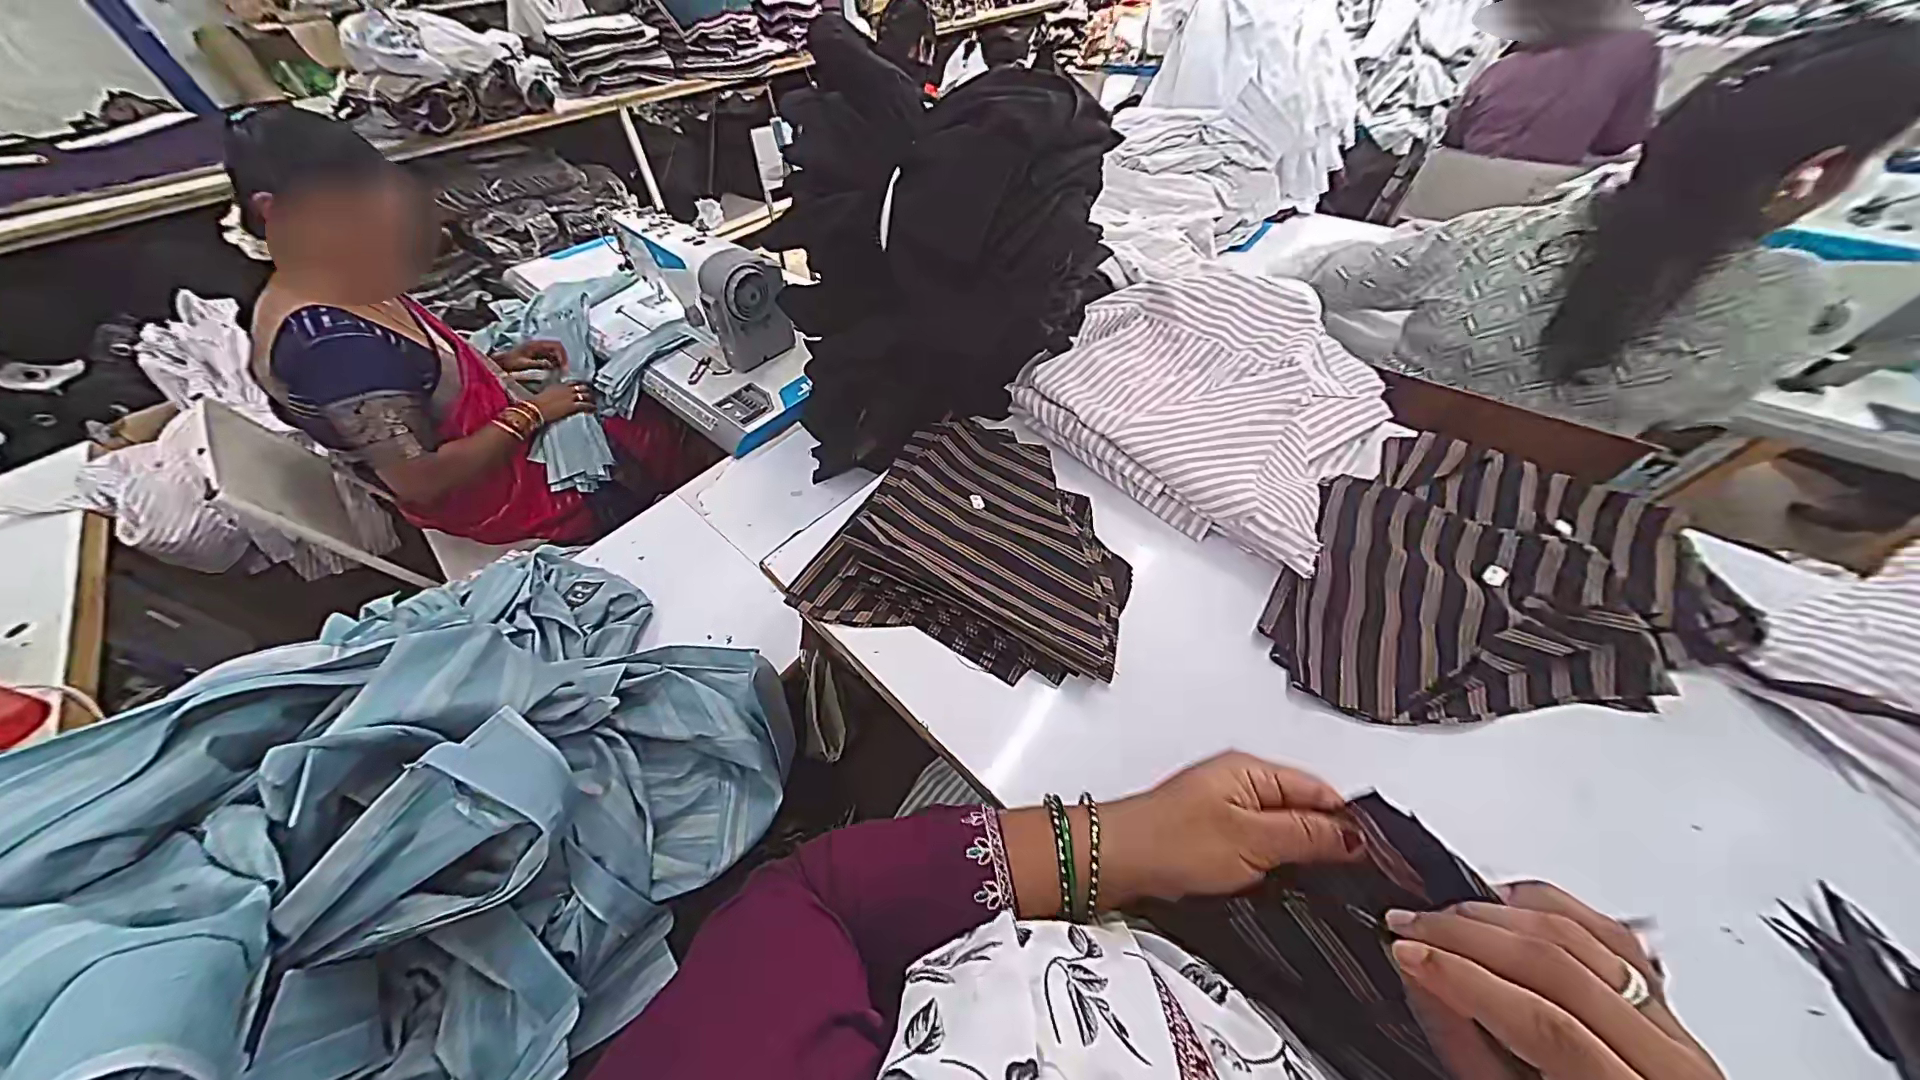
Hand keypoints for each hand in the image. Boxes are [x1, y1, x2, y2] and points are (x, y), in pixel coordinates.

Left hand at [497, 339, 567, 372]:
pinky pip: (550, 357)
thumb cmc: (509, 362)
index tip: (565, 367)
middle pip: (558, 349)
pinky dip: (554, 363)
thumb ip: (540, 363)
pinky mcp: (536, 354)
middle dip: (563, 360)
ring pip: (555, 353)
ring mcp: (537, 349)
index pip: (557, 345)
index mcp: (536, 344)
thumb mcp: (524, 363)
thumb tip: (554, 366)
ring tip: (559, 372)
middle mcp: (538, 344)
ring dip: (559, 362)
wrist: (498, 362)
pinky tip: (552, 371)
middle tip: (564, 371)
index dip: (564, 355)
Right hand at [526, 382, 595, 424]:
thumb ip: (552, 392)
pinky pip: (585, 405)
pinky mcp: (572, 406)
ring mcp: (569, 397)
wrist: (533, 410)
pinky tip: (594, 409)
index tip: (585, 389)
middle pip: (582, 387)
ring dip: (592, 399)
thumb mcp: (544, 394)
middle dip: (589, 391)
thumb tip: (556, 396)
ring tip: (595, 403)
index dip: (581, 386)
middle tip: (593, 396)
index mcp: (557, 385)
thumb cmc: (535, 404)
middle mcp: (565, 389)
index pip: (573, 383)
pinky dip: (591, 407)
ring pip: (586, 395)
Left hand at [1099, 752, 1363, 905]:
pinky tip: (1275, 883)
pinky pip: (1261, 845)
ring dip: (1299, 856)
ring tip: (1306, 882)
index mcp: (1249, 769)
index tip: (1373, 858)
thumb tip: (1354, 835)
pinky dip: (1273, 864)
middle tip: (1343, 878)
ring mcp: (1227, 808)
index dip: (1350, 823)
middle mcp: (1239, 782)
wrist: (1119, 860)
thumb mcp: (1251, 839)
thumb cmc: (1168, 840)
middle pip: (1304, 809)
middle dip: (1326, 841)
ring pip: (1284, 830)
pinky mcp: (1216, 832)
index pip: (1320, 789)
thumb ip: (1307, 835)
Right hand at [1391, 881, 1722, 1079]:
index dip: (1465, 980)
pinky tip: (1496, 902)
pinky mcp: (1660, 997)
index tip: (1404, 951)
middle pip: (1557, 966)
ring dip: (1488, 912)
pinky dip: (1542, 903)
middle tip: (1405, 923)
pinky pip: (1604, 929)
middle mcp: (1672, 1062)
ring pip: (1576, 934)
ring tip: (1437, 915)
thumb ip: (1465, 1046)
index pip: (1549, 1026)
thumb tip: (1413, 971)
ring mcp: (1675, 1025)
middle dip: (1463, 935)